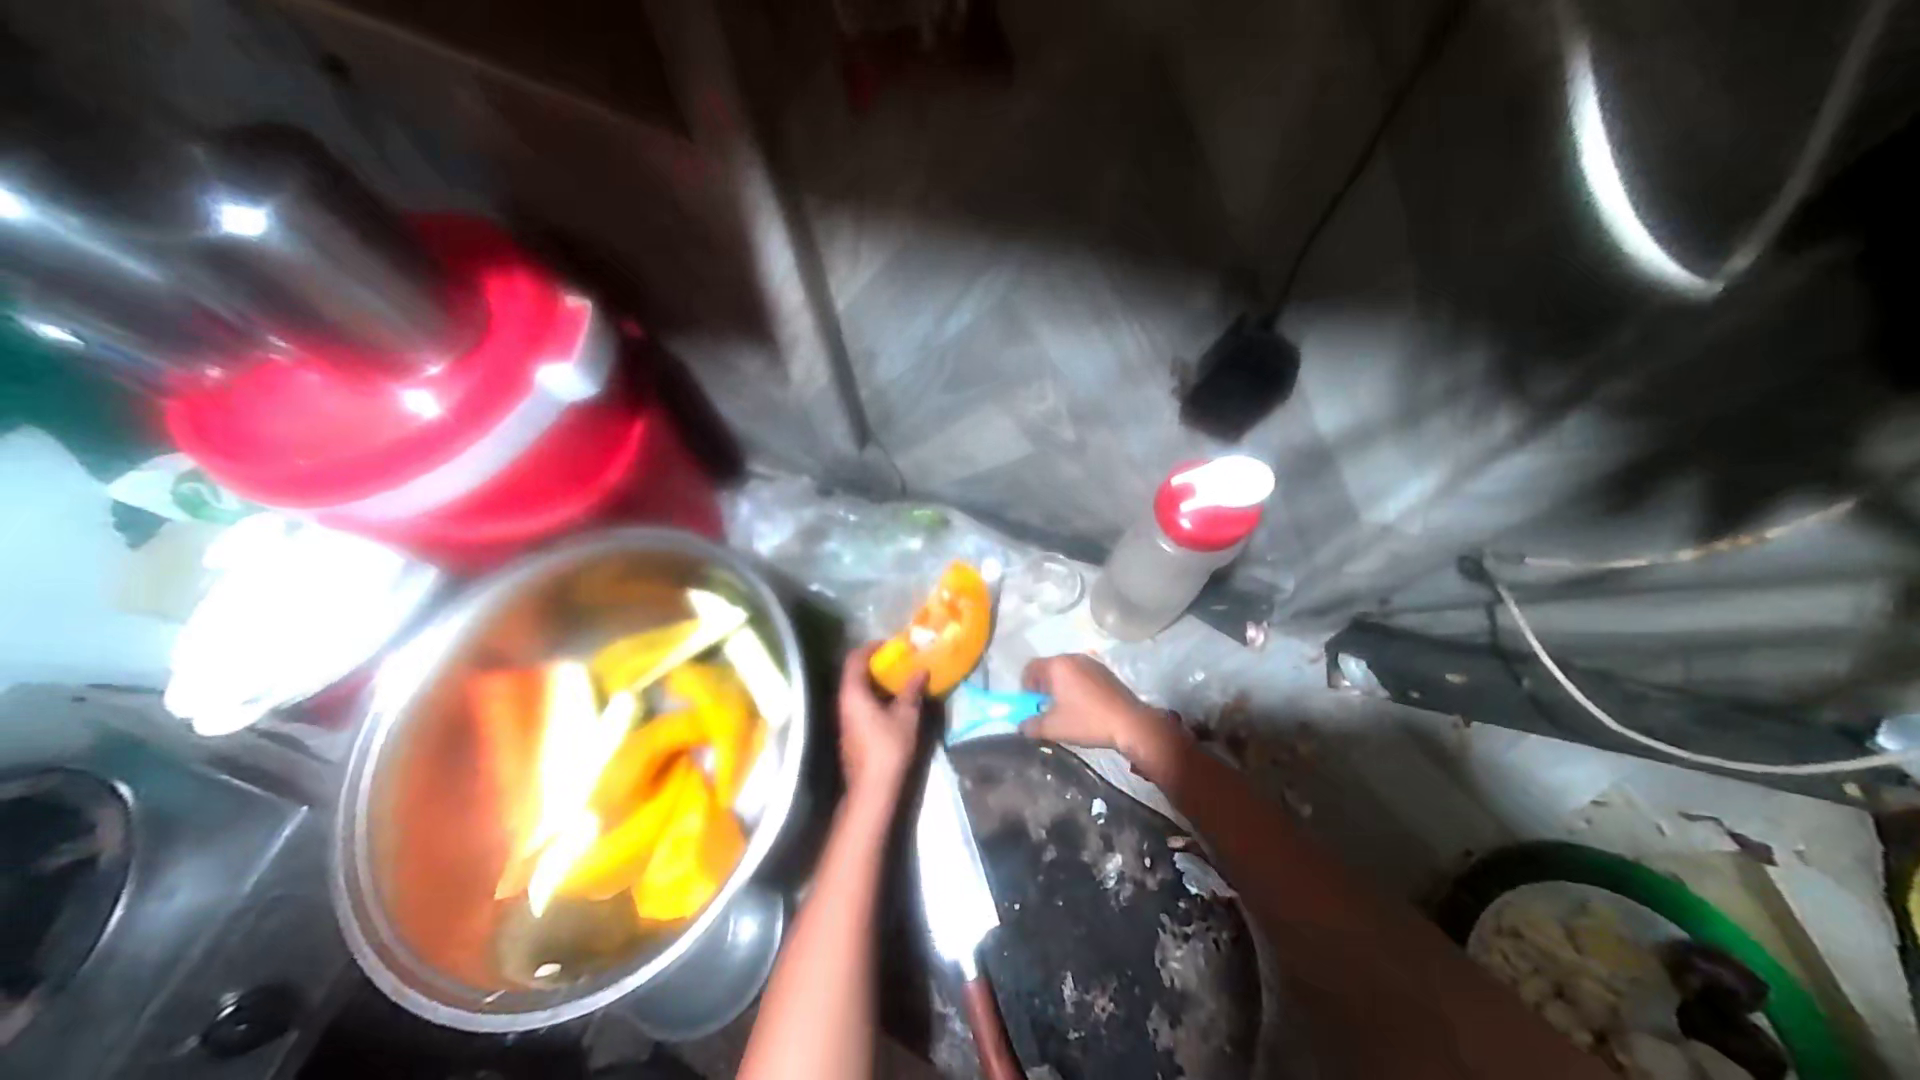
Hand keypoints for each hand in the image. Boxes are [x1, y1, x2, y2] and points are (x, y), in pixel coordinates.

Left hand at [838, 644, 927, 806]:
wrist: (872, 788)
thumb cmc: (888, 747)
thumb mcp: (906, 715)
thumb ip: (911, 690)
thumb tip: (921, 670)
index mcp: (852, 692)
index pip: (855, 659)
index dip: (871, 648)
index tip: (890, 644)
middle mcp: (843, 702)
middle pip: (854, 673)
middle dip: (875, 664)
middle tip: (898, 660)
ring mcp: (844, 718)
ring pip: (856, 690)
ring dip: (875, 682)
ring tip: (899, 679)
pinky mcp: (850, 731)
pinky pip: (859, 703)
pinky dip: (874, 696)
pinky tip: (893, 702)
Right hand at [1020, 654, 1191, 783]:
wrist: (1130, 723)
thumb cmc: (1087, 721)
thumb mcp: (1053, 728)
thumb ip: (1031, 725)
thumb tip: (1021, 726)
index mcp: (1057, 666)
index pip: (1030, 668)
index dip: (1025, 687)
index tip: (1030, 705)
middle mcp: (1073, 657)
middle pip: (1049, 668)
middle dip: (1043, 688)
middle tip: (1046, 709)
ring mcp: (1092, 663)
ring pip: (1066, 671)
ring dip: (1060, 687)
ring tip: (1066, 710)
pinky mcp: (1106, 672)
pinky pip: (1082, 675)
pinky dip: (1077, 687)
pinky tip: (1084, 707)